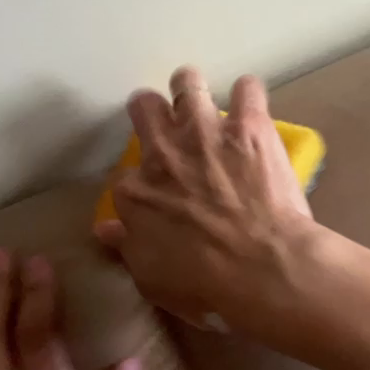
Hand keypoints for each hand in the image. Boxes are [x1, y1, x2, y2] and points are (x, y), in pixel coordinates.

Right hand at [94, 66, 318, 327]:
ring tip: (201, 98)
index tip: (154, 193)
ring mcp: (207, 133)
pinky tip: (251, 105)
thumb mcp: (153, 279)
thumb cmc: (206, 286)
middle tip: (167, 124)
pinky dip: (248, 94)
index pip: (125, 177)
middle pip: (145, 108)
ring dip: (192, 88)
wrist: (263, 269)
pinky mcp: (249, 126)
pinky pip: (247, 89)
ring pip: (187, 84)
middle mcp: (164, 153)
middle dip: (152, 111)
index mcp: (137, 193)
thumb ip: (128, 248)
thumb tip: (106, 230)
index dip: (140, 184)